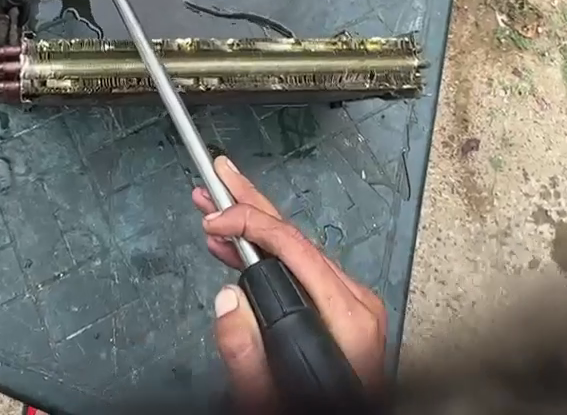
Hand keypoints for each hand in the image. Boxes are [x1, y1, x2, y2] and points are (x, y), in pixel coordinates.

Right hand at [194, 155, 387, 408]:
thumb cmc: (314, 410)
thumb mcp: (272, 398)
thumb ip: (248, 355)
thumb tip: (226, 301)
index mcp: (348, 316)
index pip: (292, 245)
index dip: (248, 222)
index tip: (213, 217)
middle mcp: (353, 301)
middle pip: (292, 235)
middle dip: (248, 202)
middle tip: (220, 174)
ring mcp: (346, 302)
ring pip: (290, 246)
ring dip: (248, 224)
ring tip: (214, 205)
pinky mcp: (335, 307)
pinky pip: (293, 264)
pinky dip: (260, 251)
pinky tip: (232, 244)